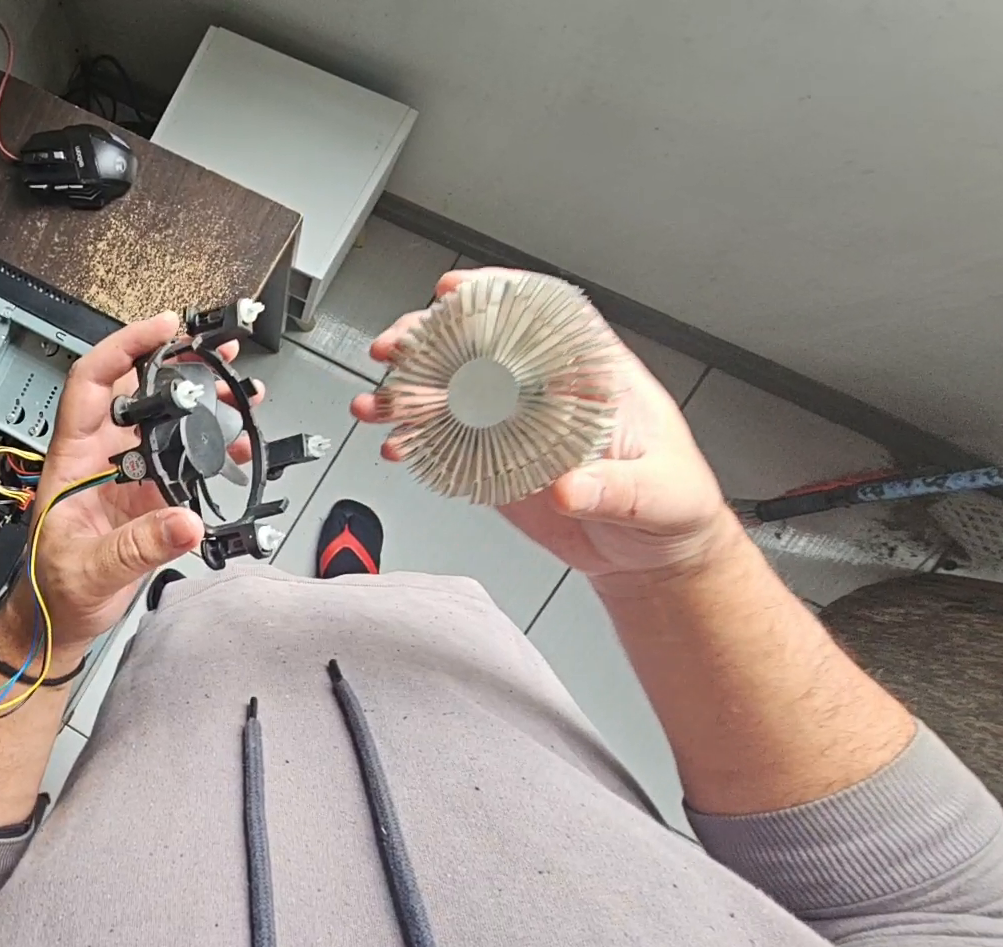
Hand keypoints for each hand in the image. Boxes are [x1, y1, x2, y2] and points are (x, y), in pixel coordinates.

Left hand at [8, 312, 254, 657]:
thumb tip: (186, 523)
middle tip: (218, 351)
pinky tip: (233, 448)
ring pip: (163, 422)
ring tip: (237, 391)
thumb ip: (137, 547)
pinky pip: (181, 461)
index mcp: (71, 460)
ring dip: (200, 403)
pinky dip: (209, 449)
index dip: (123, 348)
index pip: (90, 384)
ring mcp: (125, 475)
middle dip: (177, 365)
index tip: (163, 329)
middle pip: (135, 392)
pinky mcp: (146, 497)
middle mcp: (99, 458)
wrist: (60, 618)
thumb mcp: (89, 568)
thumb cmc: (54, 588)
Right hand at [351, 268, 737, 583]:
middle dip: (426, 343)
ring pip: (449, 396)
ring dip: (405, 396)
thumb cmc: (672, 511)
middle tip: (392, 347)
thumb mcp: (661, 494)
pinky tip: (396, 446)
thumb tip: (571, 486)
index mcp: (593, 380)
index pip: (543, 319)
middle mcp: (544, 395)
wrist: (647, 556)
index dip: (496, 296)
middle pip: (477, 351)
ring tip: (373, 404)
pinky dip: (413, 444)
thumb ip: (617, 489)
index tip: (455, 290)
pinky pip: (443, 445)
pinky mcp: (491, 462)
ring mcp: (512, 428)